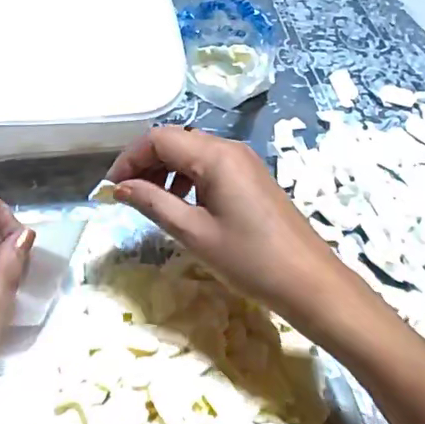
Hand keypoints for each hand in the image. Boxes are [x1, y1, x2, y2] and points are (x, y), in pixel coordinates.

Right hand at [105, 127, 340, 321]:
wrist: (312, 284)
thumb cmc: (250, 260)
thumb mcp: (194, 233)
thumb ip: (153, 203)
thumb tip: (120, 188)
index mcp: (214, 155)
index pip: (158, 139)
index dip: (130, 159)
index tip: (112, 188)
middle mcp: (228, 147)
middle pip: (174, 140)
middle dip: (145, 163)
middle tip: (127, 195)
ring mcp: (244, 160)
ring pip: (192, 151)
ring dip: (165, 169)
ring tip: (152, 201)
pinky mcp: (252, 175)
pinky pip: (210, 163)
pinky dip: (187, 176)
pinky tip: (183, 205)